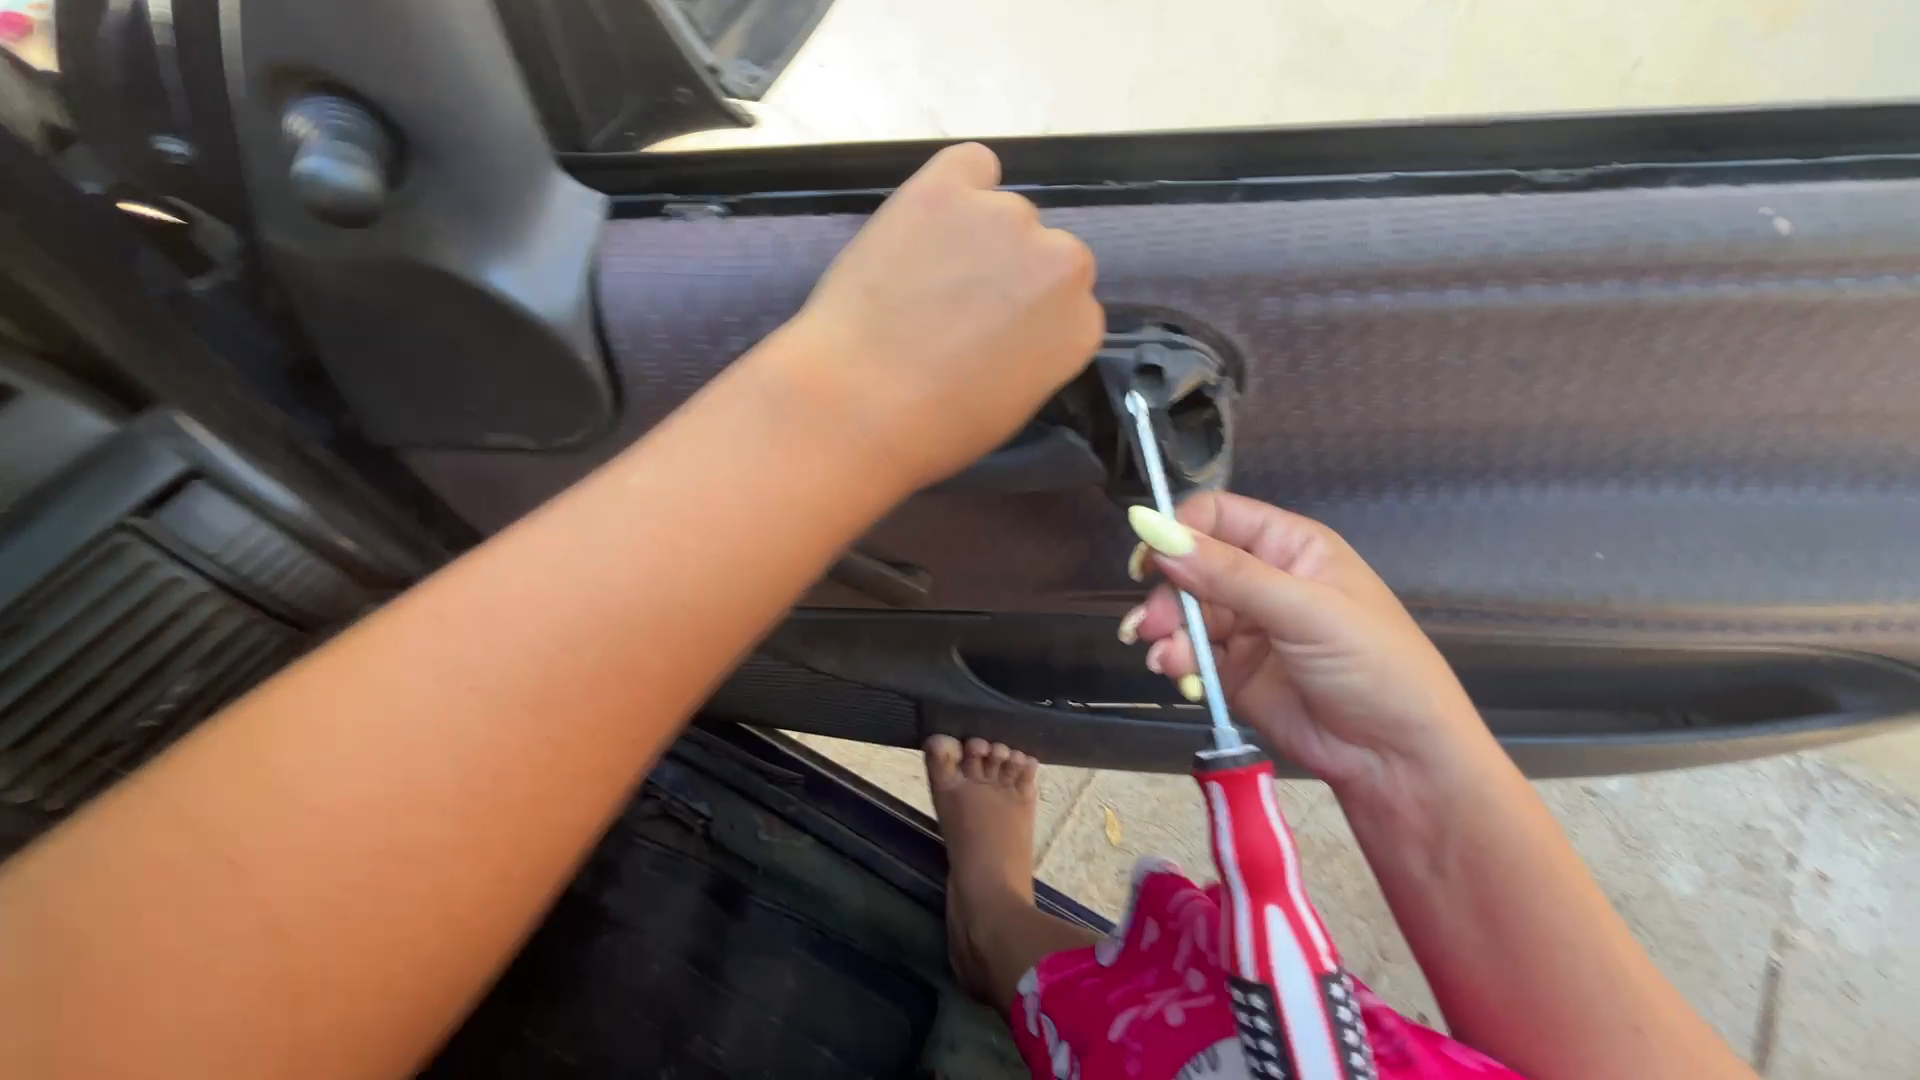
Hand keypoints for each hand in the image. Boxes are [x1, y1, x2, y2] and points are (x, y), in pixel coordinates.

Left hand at [775, 143, 1101, 491]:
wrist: (857, 405)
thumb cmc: (934, 429)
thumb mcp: (1012, 406)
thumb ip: (1034, 354)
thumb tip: (1014, 328)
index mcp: (1081, 325)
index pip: (1069, 306)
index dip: (1026, 322)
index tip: (993, 340)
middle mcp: (1062, 262)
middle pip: (1046, 254)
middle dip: (1010, 277)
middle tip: (956, 310)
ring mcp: (1006, 217)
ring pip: (1004, 215)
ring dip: (976, 239)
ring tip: (921, 279)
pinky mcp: (947, 187)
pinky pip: (971, 165)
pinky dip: (957, 186)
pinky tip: (928, 220)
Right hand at [1123, 492, 1496, 797]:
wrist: (1397, 758)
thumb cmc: (1372, 665)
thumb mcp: (1304, 610)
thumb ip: (1228, 574)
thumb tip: (1157, 533)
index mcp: (1289, 547)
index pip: (1218, 517)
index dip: (1179, 529)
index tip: (1148, 557)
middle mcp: (1262, 579)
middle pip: (1190, 567)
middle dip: (1168, 594)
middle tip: (1154, 625)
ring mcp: (1246, 626)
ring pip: (1184, 613)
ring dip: (1167, 632)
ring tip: (1166, 659)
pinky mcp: (1232, 670)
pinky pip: (1189, 653)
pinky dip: (1176, 661)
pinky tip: (1177, 675)